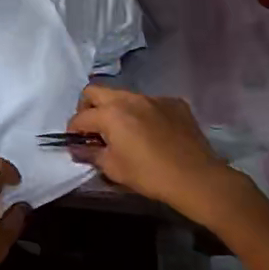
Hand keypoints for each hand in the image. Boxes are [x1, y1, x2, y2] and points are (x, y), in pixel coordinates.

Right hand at [67, 85, 256, 228]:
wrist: (196, 178)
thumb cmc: (148, 174)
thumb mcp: (112, 168)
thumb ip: (90, 153)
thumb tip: (78, 148)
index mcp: (110, 113)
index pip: (80, 117)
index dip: (73, 131)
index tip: (76, 144)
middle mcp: (129, 98)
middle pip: (95, 92)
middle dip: (87, 108)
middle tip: (93, 129)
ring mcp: (154, 98)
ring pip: (123, 95)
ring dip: (115, 109)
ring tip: (122, 131)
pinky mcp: (174, 103)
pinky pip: (149, 102)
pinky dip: (142, 113)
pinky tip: (150, 132)